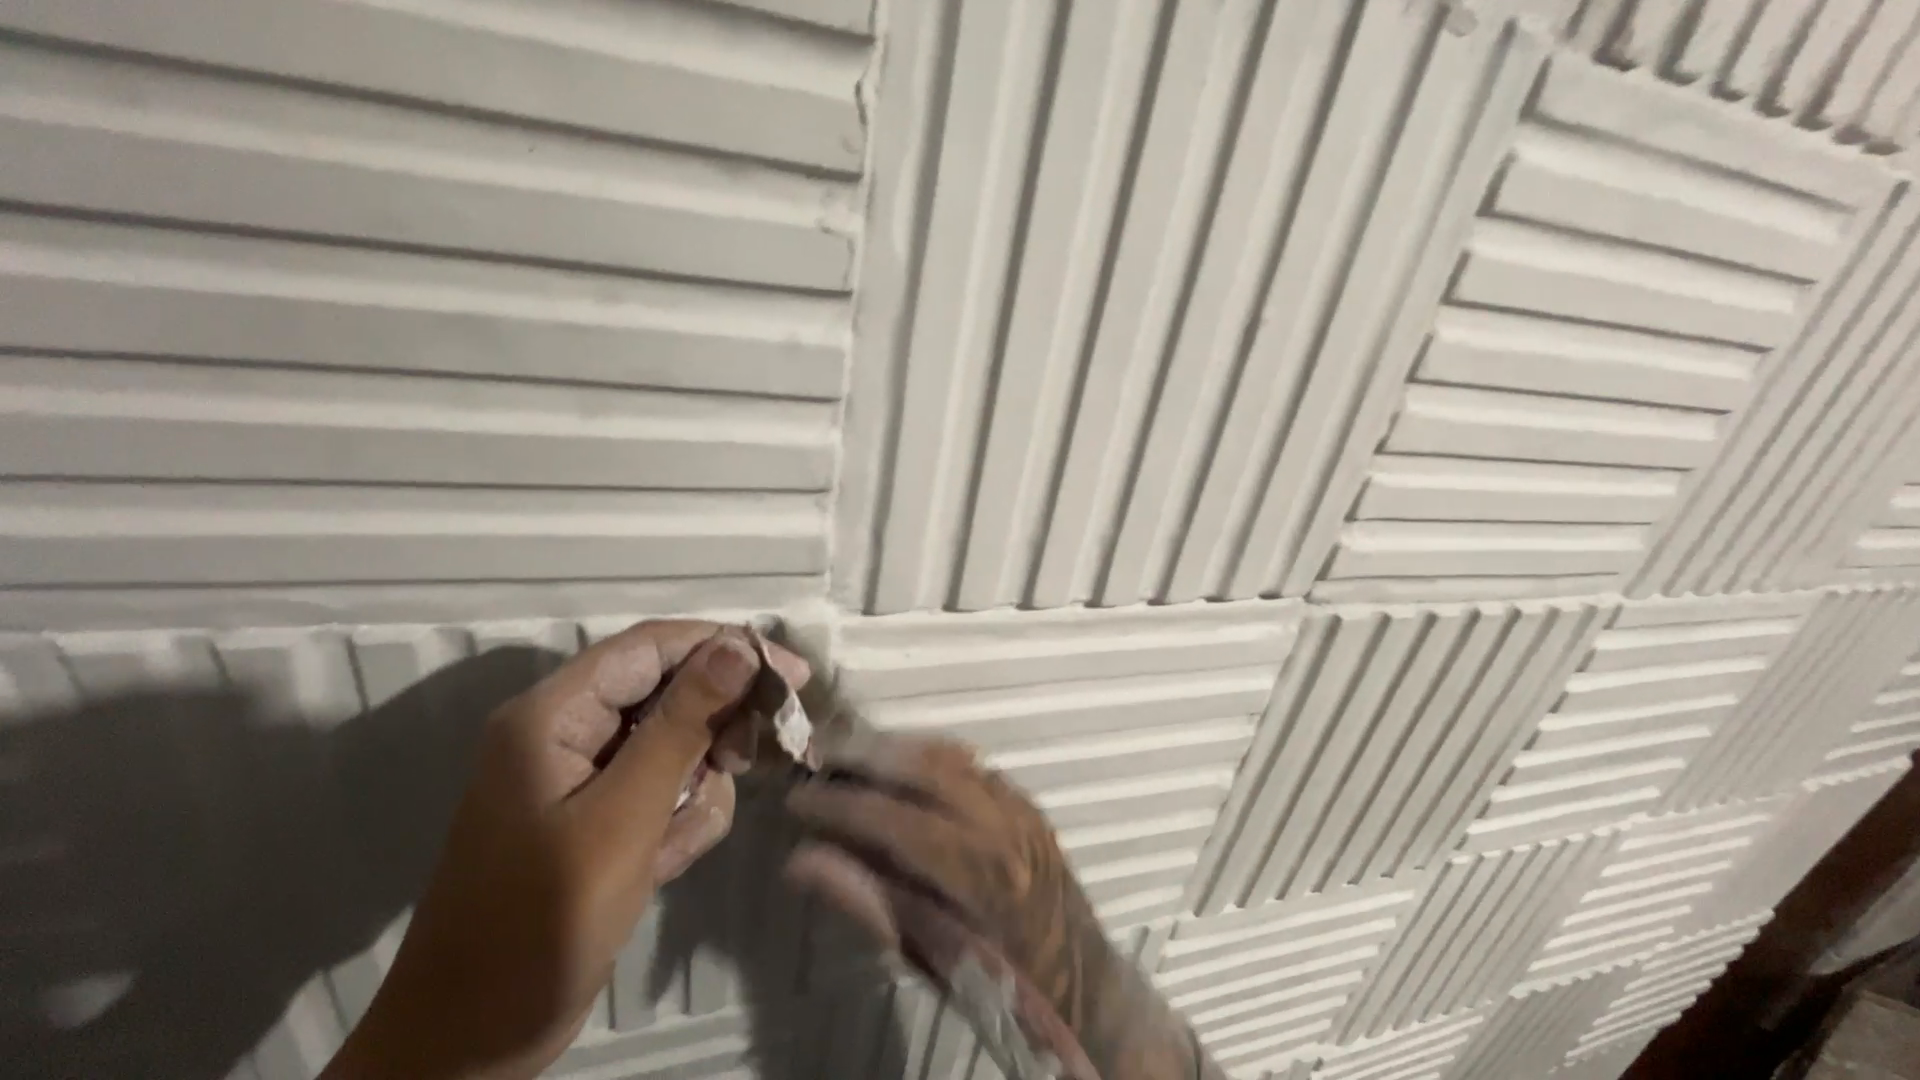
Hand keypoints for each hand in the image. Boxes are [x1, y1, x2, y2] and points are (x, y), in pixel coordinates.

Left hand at [322, 621, 807, 1079]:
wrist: (474, 1038)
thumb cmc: (541, 922)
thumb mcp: (623, 818)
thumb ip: (681, 725)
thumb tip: (734, 648)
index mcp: (554, 715)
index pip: (653, 646)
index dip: (726, 646)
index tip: (795, 674)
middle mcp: (568, 732)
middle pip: (669, 692)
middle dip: (714, 727)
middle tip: (750, 761)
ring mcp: (584, 778)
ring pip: (677, 745)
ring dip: (696, 787)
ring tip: (676, 839)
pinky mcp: (601, 819)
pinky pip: (665, 792)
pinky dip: (680, 821)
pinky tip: (664, 863)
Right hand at [783, 734, 1220, 1079]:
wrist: (1082, 980)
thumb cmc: (1002, 986)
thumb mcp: (931, 960)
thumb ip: (870, 904)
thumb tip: (801, 860)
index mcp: (982, 875)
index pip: (897, 821)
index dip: (841, 804)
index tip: (796, 798)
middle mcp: (1005, 825)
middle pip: (924, 767)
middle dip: (864, 753)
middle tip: (816, 755)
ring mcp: (1020, 805)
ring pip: (948, 754)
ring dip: (893, 747)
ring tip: (846, 752)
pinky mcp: (1025, 800)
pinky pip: (968, 761)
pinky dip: (924, 755)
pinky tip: (894, 763)